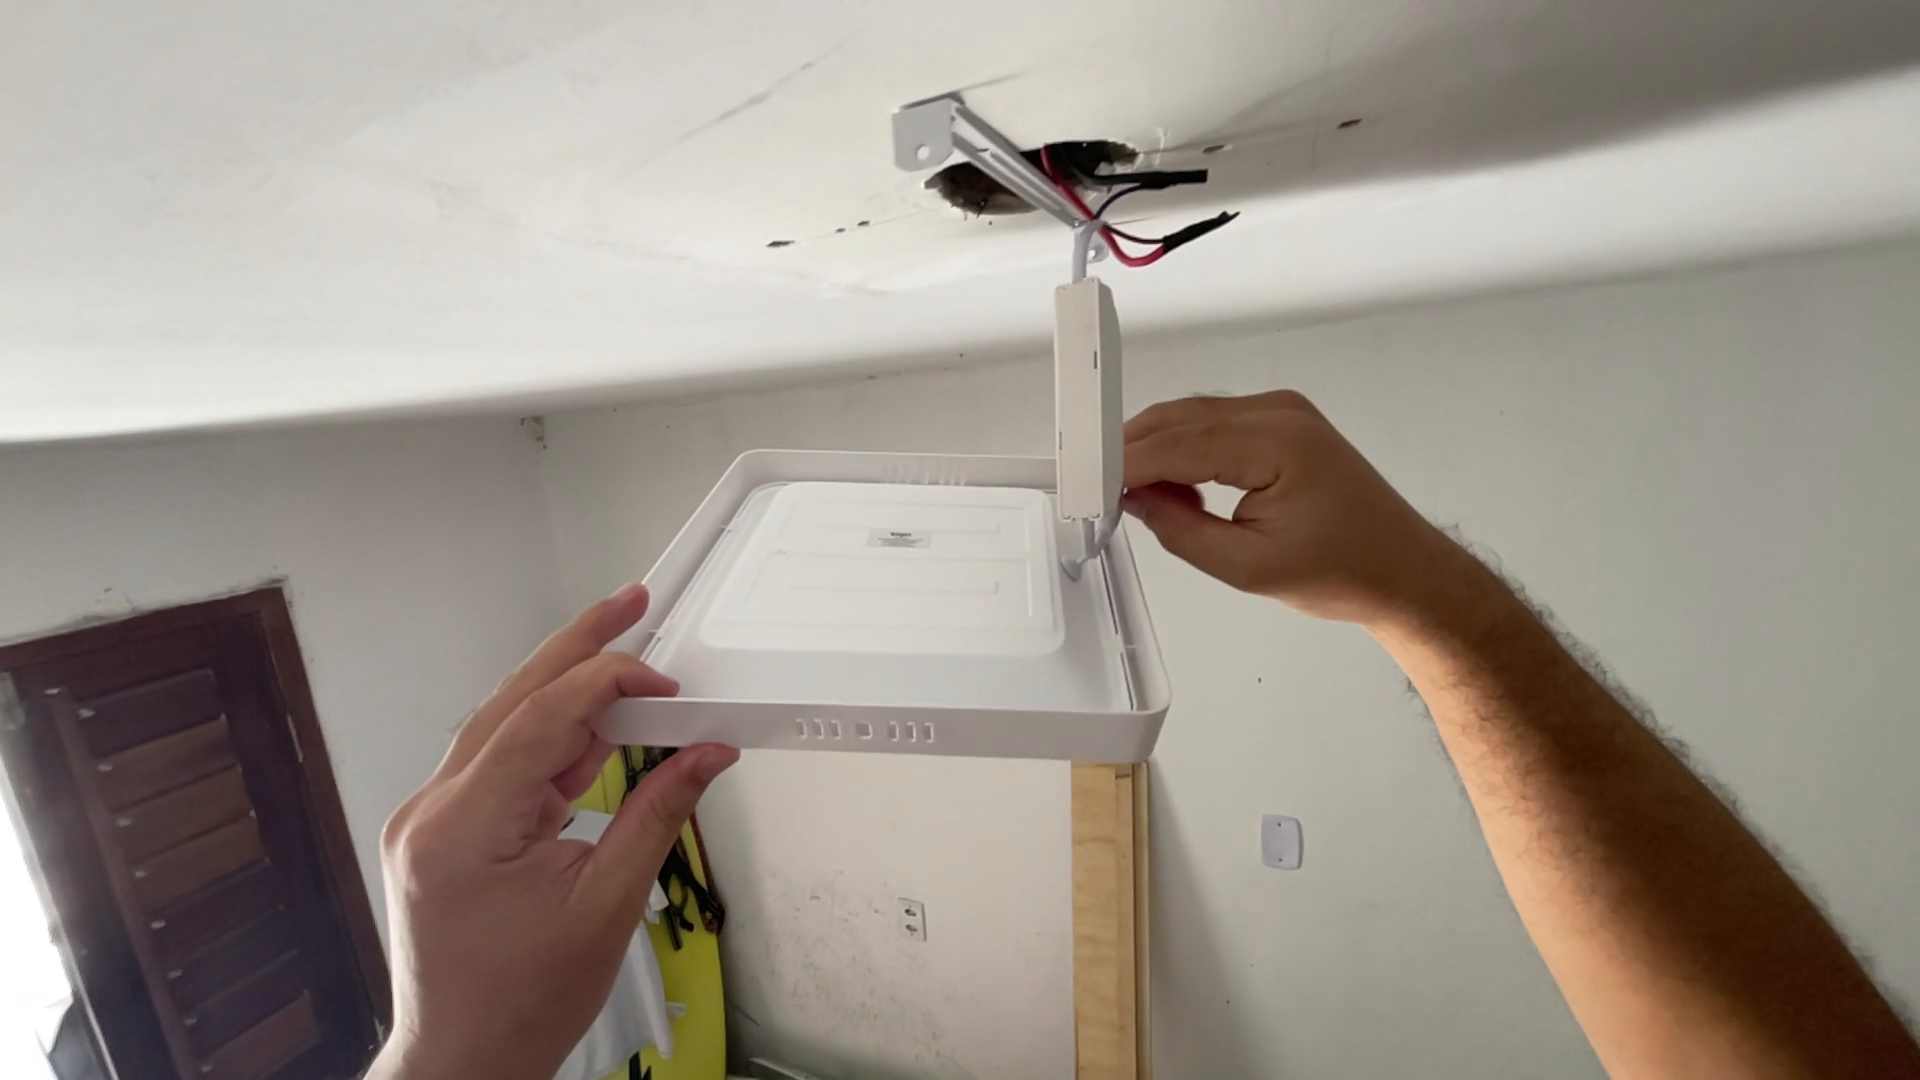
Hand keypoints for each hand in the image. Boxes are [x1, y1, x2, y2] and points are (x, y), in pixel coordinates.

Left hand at [368, 585, 737, 1079]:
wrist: (460, 1064)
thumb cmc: (524, 1002)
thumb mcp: (610, 902)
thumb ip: (660, 812)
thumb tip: (707, 753)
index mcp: (464, 827)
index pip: (543, 718)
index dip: (611, 683)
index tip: (669, 685)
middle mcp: (437, 809)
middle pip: (515, 698)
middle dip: (578, 645)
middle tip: (628, 601)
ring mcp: (438, 814)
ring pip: (511, 720)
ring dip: (572, 686)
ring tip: (628, 655)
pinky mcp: (454, 823)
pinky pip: (512, 756)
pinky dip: (564, 735)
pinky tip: (606, 726)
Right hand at [1122, 390, 1463, 628]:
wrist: (1404, 570)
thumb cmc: (1337, 575)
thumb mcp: (1244, 566)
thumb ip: (1179, 527)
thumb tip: (1130, 498)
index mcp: (1275, 442)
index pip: (1176, 443)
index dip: (1124, 464)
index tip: (1083, 488)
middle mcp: (1276, 411)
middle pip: (1178, 418)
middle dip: (1131, 452)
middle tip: (1096, 490)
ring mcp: (1281, 410)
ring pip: (1190, 417)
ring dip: (1155, 451)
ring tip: (1134, 497)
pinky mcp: (1281, 421)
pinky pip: (1212, 425)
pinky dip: (1182, 450)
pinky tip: (1175, 487)